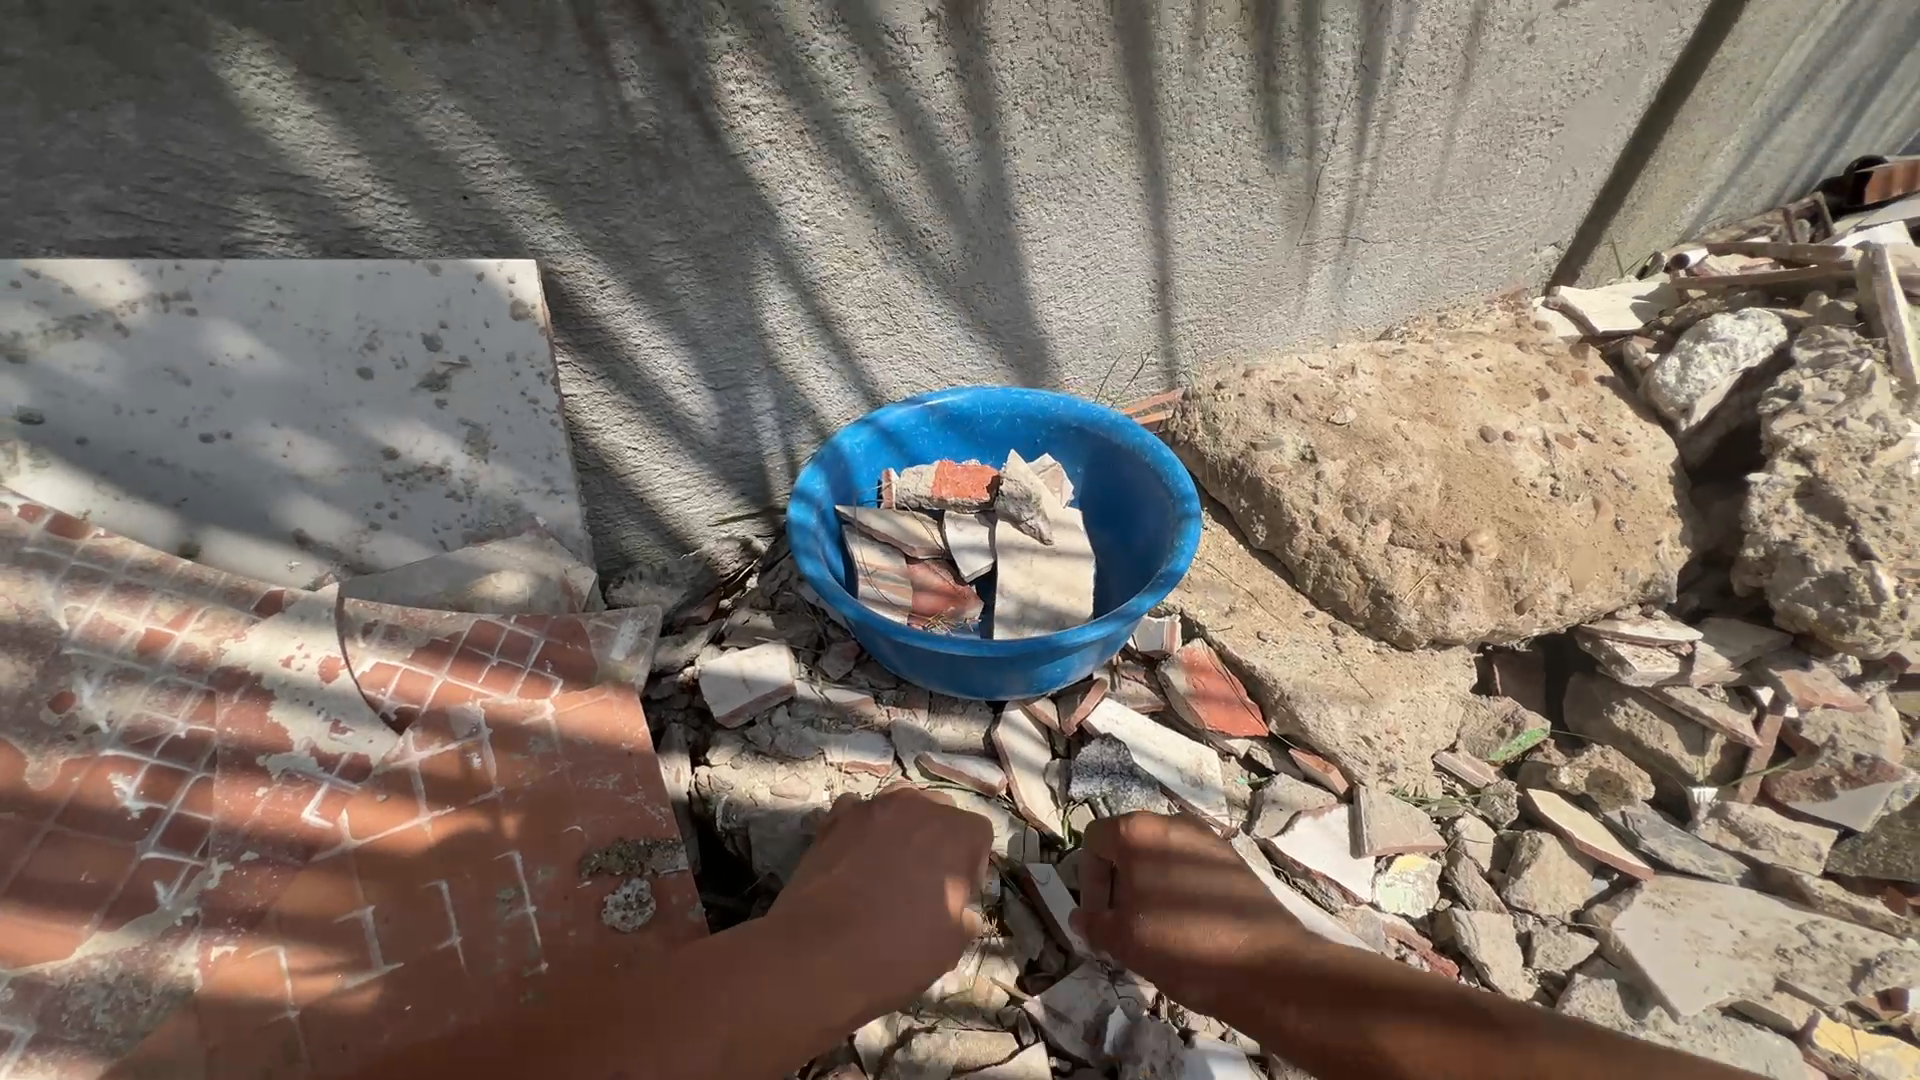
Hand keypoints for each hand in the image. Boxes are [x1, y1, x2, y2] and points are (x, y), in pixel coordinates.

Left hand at [770, 786, 993, 1016]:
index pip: (979, 834)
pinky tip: (854, 855)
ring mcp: (873, 806)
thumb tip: (962, 911)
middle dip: (938, 839)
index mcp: (956, 833)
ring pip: (900, 804)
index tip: (958, 895)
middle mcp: (919, 807)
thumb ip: (963, 918)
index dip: (971, 865)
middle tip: (924, 881)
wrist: (817, 954)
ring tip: (888, 865)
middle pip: (941, 811)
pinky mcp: (835, 818)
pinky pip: (857, 811)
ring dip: (902, 828)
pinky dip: (861, 828)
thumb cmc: (896, 952)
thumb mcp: (950, 947)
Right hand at [1071, 812, 1311, 1015]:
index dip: (1089, 881)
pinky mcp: (1231, 859)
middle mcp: (1170, 821)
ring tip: (1155, 930)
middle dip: (1118, 883)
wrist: (1265, 968)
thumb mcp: (1123, 942)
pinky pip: (1188, 866)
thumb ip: (1094, 924)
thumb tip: (1081, 918)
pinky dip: (1177, 889)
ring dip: (1147, 886)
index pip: (1093, 841)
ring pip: (1159, 856)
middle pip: (1127, 845)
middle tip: (1123, 925)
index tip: (1099, 919)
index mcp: (1137, 831)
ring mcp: (1205, 838)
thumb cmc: (1181, 947)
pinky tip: (1187, 928)